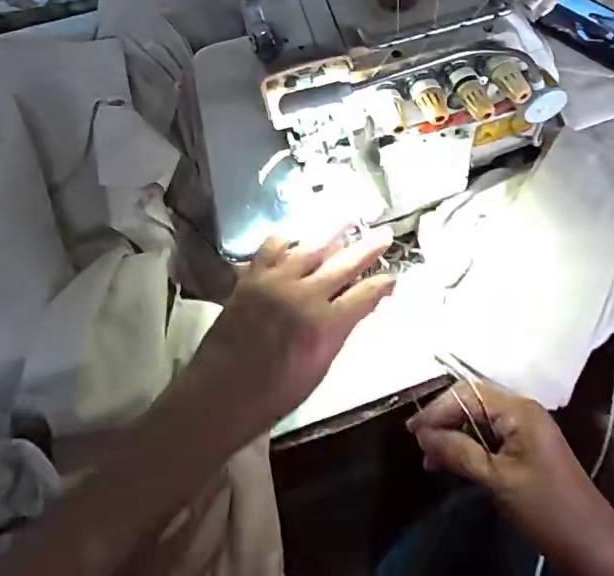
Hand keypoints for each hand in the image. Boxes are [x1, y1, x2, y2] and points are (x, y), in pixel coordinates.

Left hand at [174, 226, 396, 442]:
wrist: (220, 392)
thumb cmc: (274, 394)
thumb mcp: (318, 368)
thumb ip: (337, 333)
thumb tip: (353, 310)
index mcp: (325, 326)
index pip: (363, 296)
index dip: (381, 285)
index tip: (393, 276)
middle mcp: (304, 295)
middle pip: (343, 264)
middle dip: (368, 248)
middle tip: (385, 233)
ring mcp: (275, 281)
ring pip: (310, 246)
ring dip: (332, 231)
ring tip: (348, 219)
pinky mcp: (252, 276)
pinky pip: (273, 247)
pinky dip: (289, 239)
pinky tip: (298, 236)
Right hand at [408, 381, 613, 562]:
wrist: (595, 547)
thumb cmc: (547, 508)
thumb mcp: (498, 480)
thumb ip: (459, 452)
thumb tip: (422, 434)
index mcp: (518, 409)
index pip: (467, 393)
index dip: (438, 410)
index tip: (413, 433)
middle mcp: (521, 410)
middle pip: (472, 402)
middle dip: (443, 420)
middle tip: (419, 445)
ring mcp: (525, 429)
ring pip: (479, 419)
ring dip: (453, 435)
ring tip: (431, 459)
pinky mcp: (526, 449)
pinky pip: (489, 435)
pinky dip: (468, 446)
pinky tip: (452, 463)